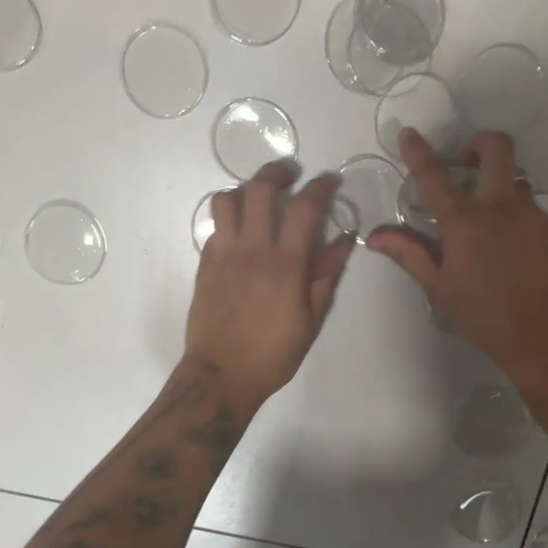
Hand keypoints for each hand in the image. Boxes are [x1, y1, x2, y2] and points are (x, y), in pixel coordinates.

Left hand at [187, 160, 353, 412]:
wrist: (221, 375)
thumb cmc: (272, 355)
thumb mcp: (311, 321)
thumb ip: (326, 277)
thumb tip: (343, 242)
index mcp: (285, 265)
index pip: (305, 208)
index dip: (321, 187)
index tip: (330, 181)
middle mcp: (251, 250)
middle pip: (260, 189)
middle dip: (278, 172)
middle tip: (291, 173)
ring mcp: (223, 255)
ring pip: (227, 200)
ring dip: (245, 190)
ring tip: (259, 198)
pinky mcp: (204, 265)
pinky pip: (215, 227)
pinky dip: (230, 219)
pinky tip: (242, 232)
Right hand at [367, 129, 547, 372]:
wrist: (539, 331)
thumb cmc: (481, 313)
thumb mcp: (438, 286)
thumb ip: (409, 254)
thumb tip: (375, 237)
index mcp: (463, 221)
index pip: (434, 175)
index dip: (418, 151)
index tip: (409, 133)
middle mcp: (498, 206)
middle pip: (497, 147)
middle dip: (479, 142)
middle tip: (466, 161)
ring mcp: (529, 212)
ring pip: (516, 176)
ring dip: (498, 182)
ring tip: (487, 214)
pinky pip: (529, 205)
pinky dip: (514, 211)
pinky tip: (508, 243)